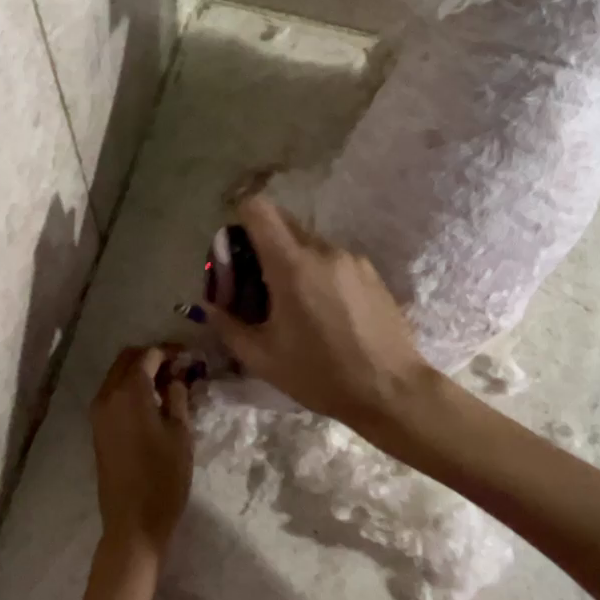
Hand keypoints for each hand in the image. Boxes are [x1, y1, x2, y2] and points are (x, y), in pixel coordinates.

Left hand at [90, 346, 193, 552]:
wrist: (133, 523)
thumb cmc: (163, 478)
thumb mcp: (180, 433)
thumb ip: (178, 396)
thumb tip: (177, 376)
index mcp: (128, 392)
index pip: (148, 355)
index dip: (170, 351)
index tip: (190, 355)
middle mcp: (107, 396)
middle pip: (127, 359)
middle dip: (152, 356)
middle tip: (180, 366)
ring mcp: (98, 413)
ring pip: (117, 376)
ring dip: (140, 372)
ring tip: (169, 384)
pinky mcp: (98, 429)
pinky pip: (113, 394)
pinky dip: (130, 388)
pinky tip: (153, 402)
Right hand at [206, 195, 434, 424]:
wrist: (392, 391)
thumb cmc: (321, 375)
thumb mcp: (263, 358)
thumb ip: (227, 325)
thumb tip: (207, 305)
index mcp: (292, 264)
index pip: (258, 209)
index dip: (240, 220)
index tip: (235, 253)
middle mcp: (323, 250)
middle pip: (283, 223)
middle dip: (263, 245)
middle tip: (257, 286)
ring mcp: (352, 259)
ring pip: (309, 244)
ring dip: (293, 262)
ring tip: (293, 306)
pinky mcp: (372, 272)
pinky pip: (333, 260)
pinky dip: (319, 274)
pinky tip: (324, 313)